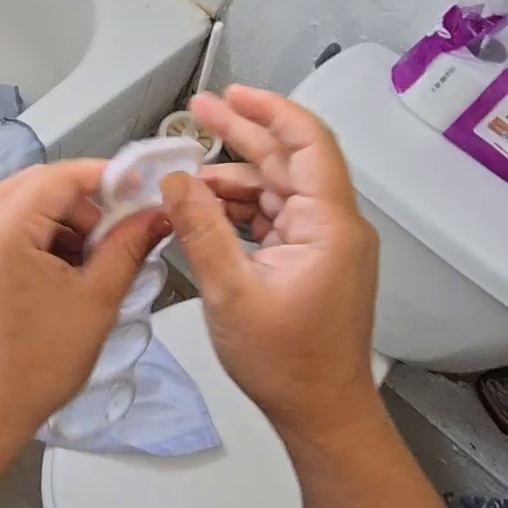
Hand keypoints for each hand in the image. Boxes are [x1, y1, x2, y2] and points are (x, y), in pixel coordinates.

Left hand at [0, 160, 168, 450]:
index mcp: (2, 227)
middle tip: (119, 232)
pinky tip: (63, 268)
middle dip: (84, 201)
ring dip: (62, 218)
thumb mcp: (95, 300)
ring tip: (93, 260)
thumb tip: (158, 212)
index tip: (143, 191)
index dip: (106, 177)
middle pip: (39, 183)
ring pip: (23, 201)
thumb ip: (128, 246)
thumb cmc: (39, 362)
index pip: (60, 176)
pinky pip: (6, 223)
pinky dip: (39, 233)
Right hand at [160, 86, 381, 441]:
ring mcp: (322, 243)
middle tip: (199, 112)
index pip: (307, 143)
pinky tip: (204, 207)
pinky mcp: (309, 259)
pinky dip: (237, 207)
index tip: (231, 95)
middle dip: (241, 133)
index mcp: (327, 226)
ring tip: (184, 175)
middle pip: (286, 159)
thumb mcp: (229, 292)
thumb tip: (174, 181)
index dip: (269, 110)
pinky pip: (272, 215)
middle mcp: (332, 226)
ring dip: (231, 177)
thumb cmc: (286, 363)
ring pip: (275, 188)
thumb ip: (200, 229)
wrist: (321, 412)